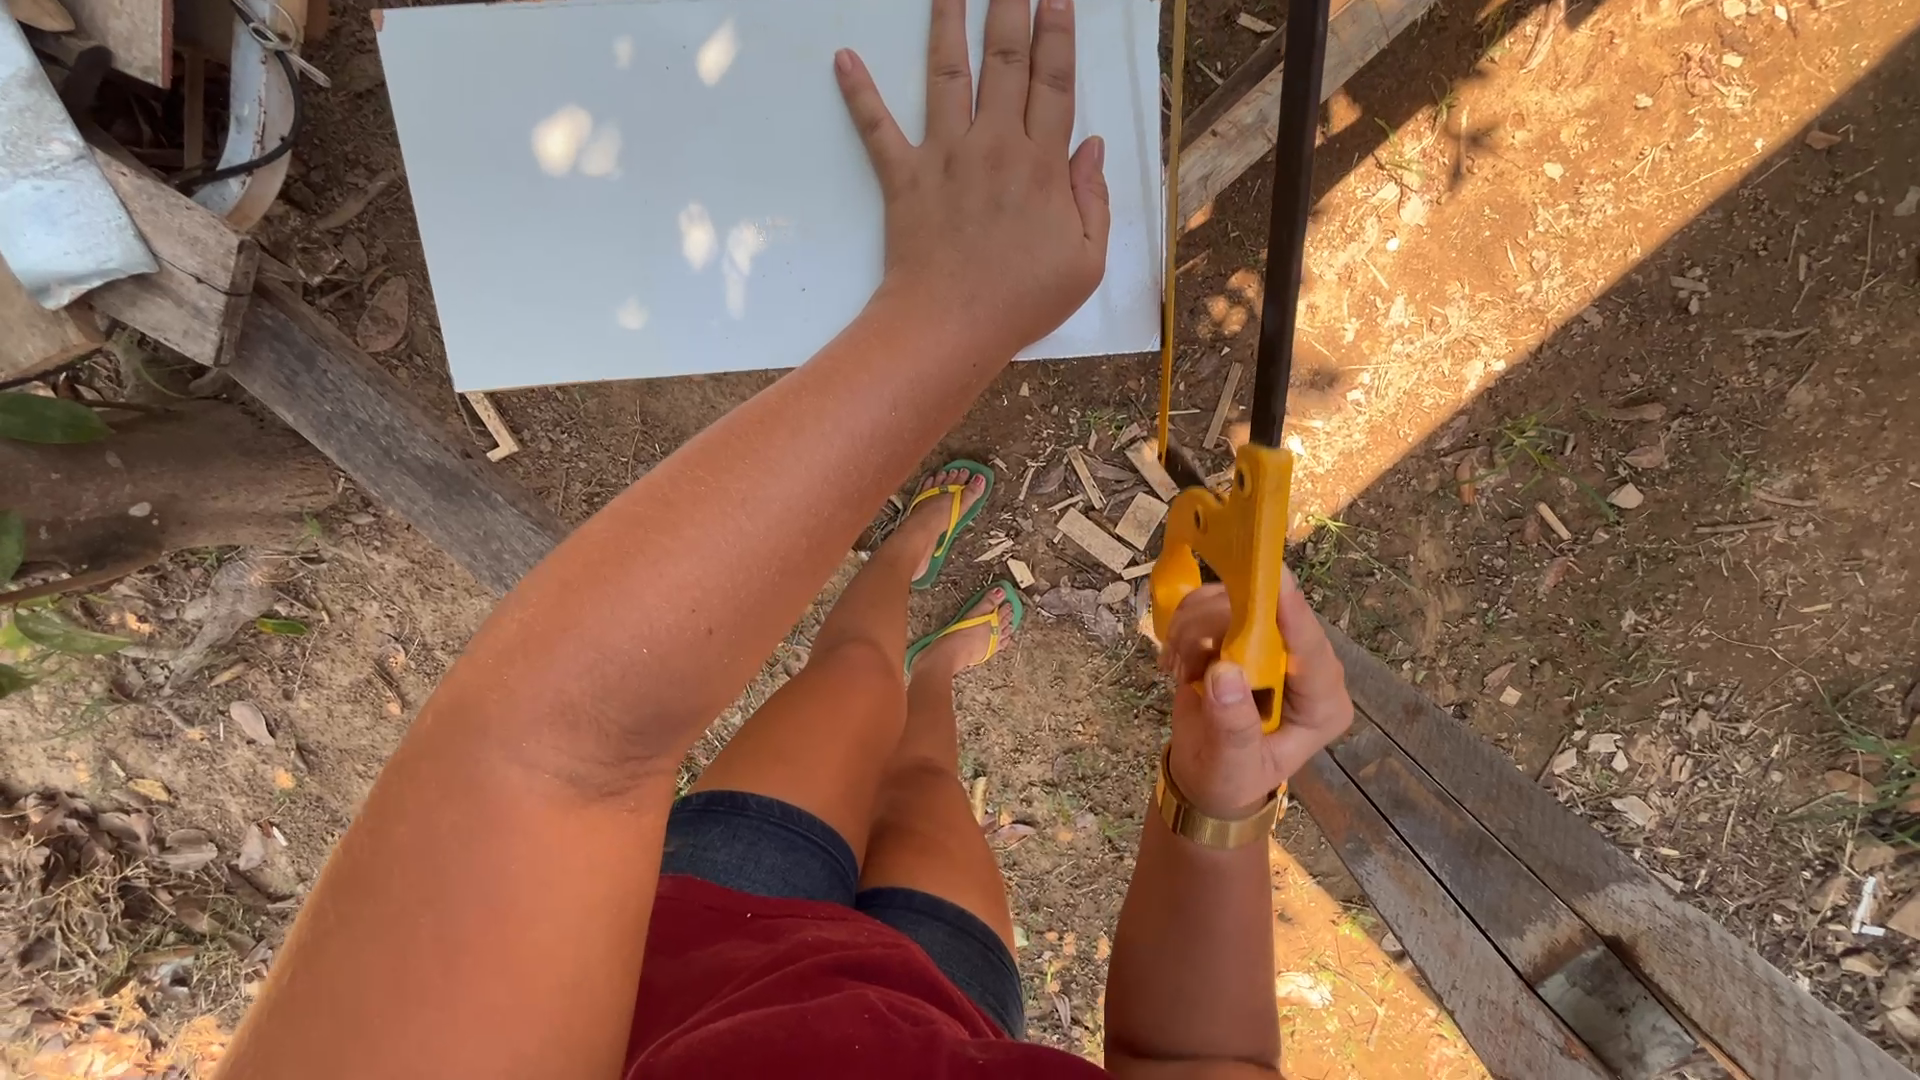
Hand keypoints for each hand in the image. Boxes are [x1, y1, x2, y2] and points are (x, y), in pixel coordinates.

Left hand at [833, 0, 1109, 356]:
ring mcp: (945, 159)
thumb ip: (1094, 201)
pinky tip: (843, 59)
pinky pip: (878, 129)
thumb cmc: (1021, 303)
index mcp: (1042, 166)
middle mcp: (994, 147)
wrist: (950, 328)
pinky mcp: (904, 179)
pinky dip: (859, 95)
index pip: (1055, 83)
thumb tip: (1093, 147)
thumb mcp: (1085, 264)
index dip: (1059, 34)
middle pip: (1006, 62)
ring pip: (947, 75)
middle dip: (1011, 8)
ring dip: (947, 22)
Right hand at [1158, 569, 1353, 818]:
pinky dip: (1183, 623)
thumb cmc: (1228, 777)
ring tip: (1178, 667)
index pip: (1314, 655)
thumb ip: (1233, 725)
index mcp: (1320, 705)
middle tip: (1183, 658)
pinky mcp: (1238, 631)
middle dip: (1219, 626)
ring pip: (1233, 602)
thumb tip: (1224, 671)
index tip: (1278, 584)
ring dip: (1193, 627)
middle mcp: (1301, 666)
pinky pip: (1210, 602)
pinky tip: (1177, 659)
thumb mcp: (1233, 763)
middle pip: (1269, 617)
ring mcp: (1269, 643)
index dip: (1295, 618)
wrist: (1204, 772)